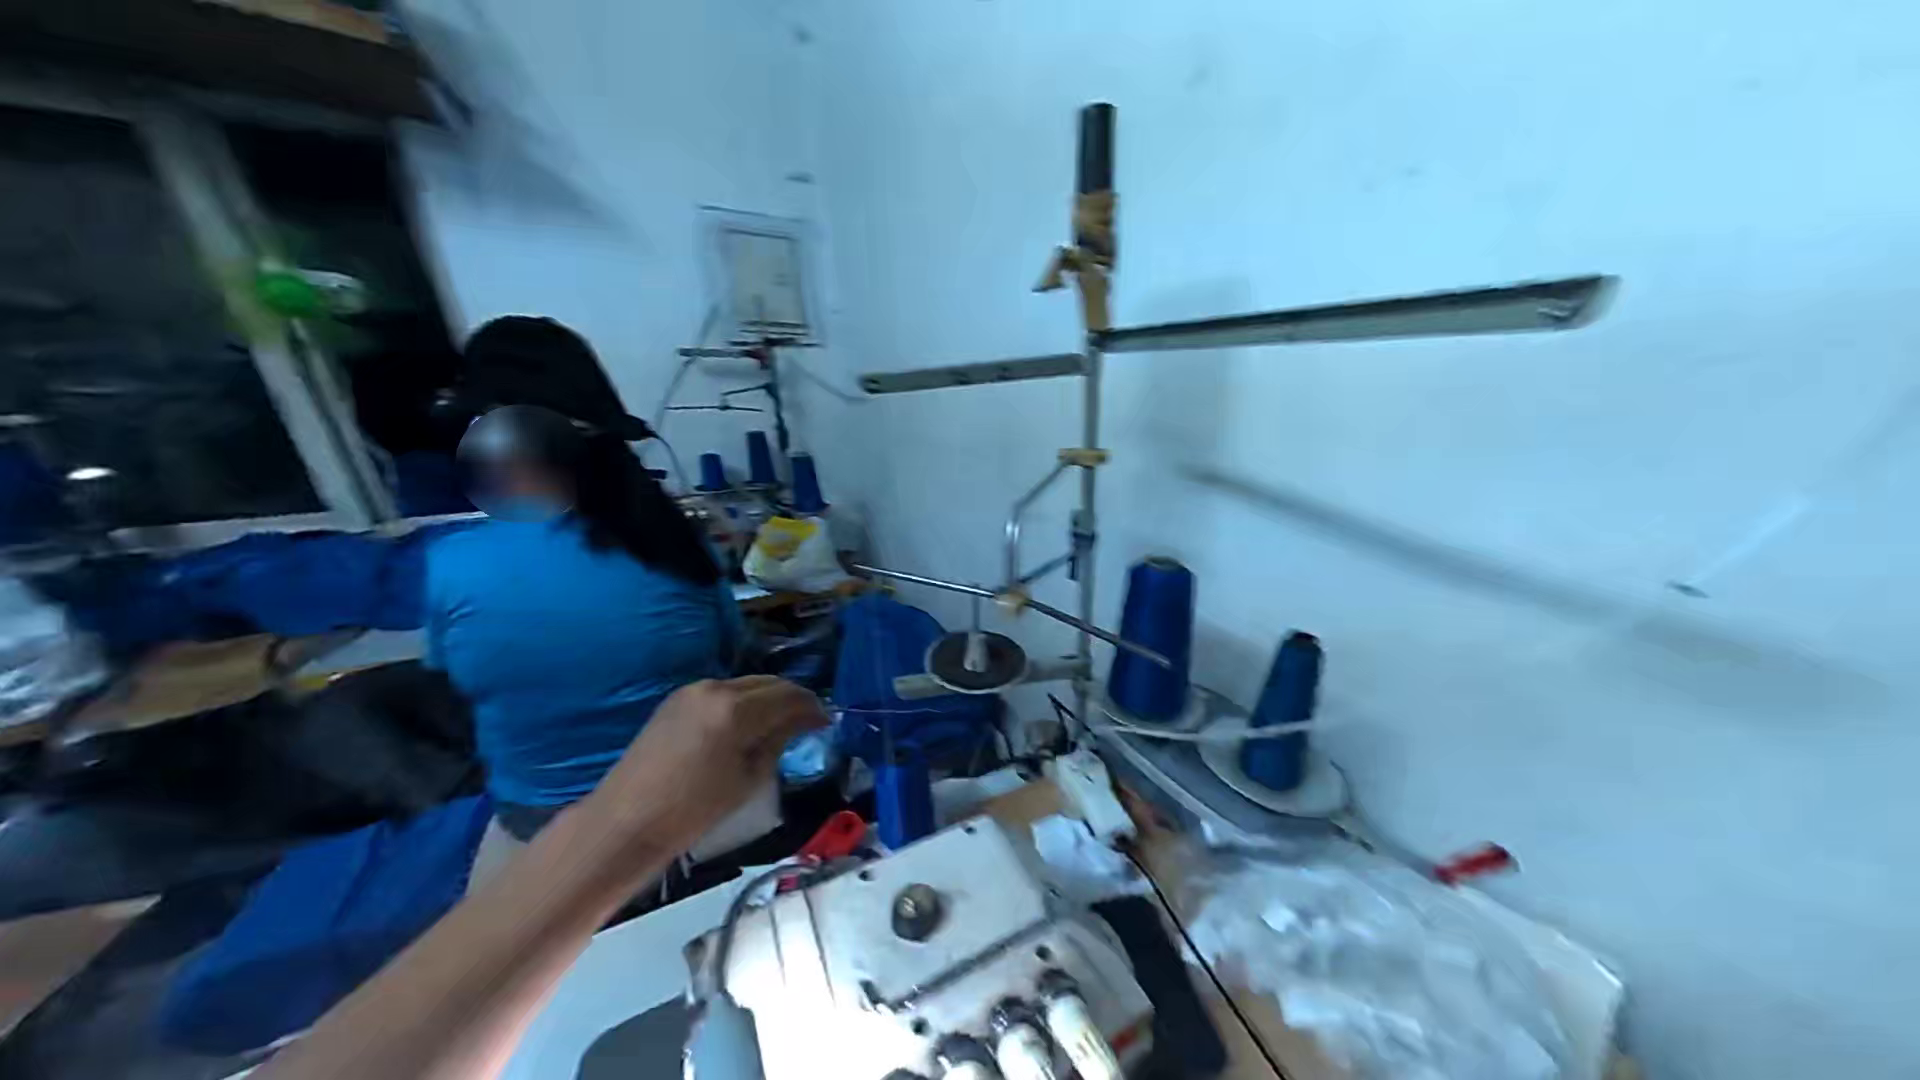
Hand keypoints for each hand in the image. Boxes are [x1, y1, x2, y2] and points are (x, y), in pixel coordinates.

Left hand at [580, 676, 827, 856]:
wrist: (625, 822)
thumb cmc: (693, 811)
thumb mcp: (749, 779)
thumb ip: (779, 740)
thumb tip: (803, 721)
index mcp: (736, 709)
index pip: (789, 696)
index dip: (812, 708)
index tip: (826, 722)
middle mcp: (716, 688)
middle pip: (769, 682)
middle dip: (792, 699)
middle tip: (808, 722)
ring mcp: (693, 690)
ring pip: (746, 684)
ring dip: (768, 698)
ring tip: (780, 724)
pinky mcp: (677, 699)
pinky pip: (723, 691)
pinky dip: (744, 701)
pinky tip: (748, 723)